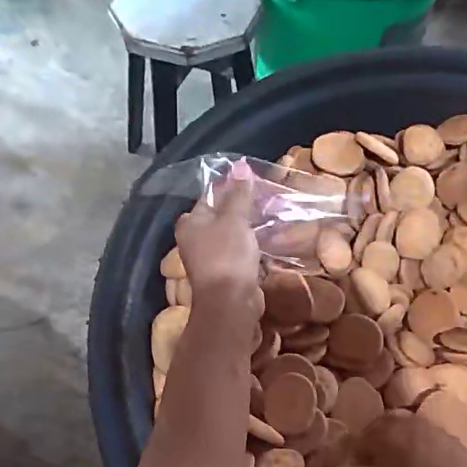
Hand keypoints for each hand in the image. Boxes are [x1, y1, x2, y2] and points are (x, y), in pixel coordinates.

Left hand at [175, 163, 261, 304]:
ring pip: (235, 234)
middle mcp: (196, 239)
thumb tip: (241, 164)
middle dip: (245, 206)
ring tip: (276, 213)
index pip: (210, 196)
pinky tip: (274, 237)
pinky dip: (256, 245)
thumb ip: (239, 192)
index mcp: (190, 223)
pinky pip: (243, 251)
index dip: (232, 186)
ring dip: (253, 226)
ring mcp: (212, 257)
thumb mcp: (234, 218)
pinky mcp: (228, 272)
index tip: (255, 179)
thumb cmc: (227, 255)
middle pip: (223, 215)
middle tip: (270, 196)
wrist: (231, 302)